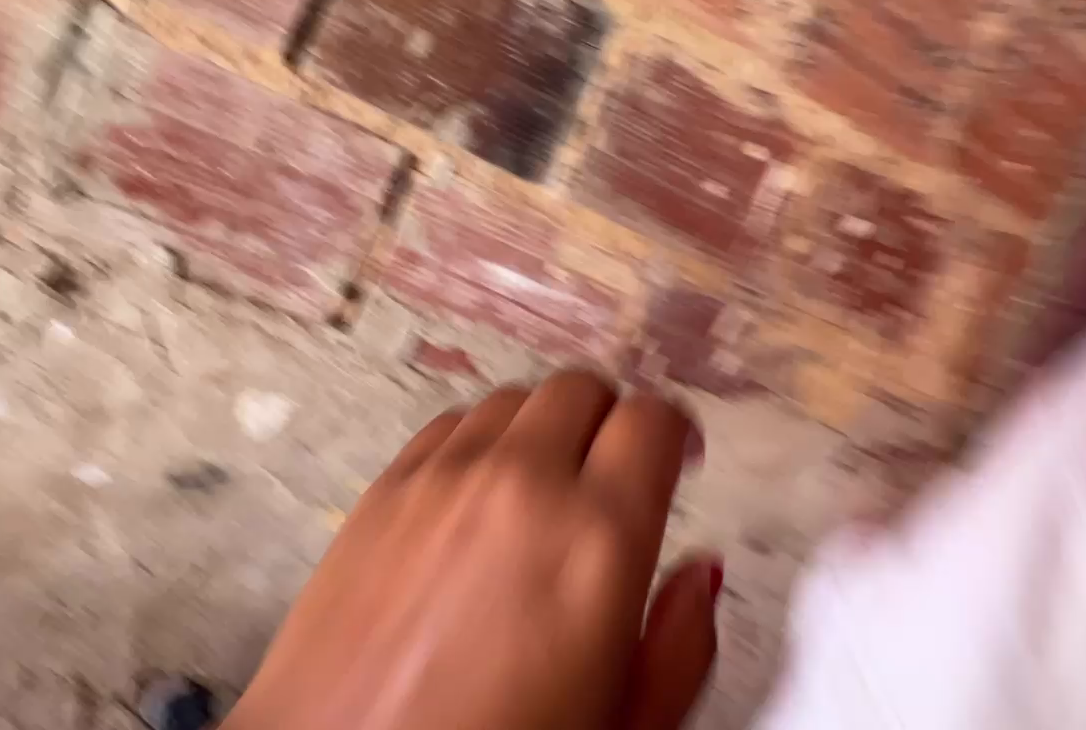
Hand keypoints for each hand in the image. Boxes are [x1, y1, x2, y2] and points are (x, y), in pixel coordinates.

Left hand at [227, 370, 719, 729]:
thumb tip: (698, 574)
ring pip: (514, 398)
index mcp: (595, 541)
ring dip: (543, 426)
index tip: (676, 454)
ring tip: (543, 481)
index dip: (674, 431)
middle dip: (609, 419)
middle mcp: (518, 484)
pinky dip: (480, 439)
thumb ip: (678, 642)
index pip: (652, 421)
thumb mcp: (624, 725)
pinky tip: (479, 489)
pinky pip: (450, 423)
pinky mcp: (386, 483)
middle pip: (580, 389)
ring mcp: (443, 475)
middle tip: (611, 466)